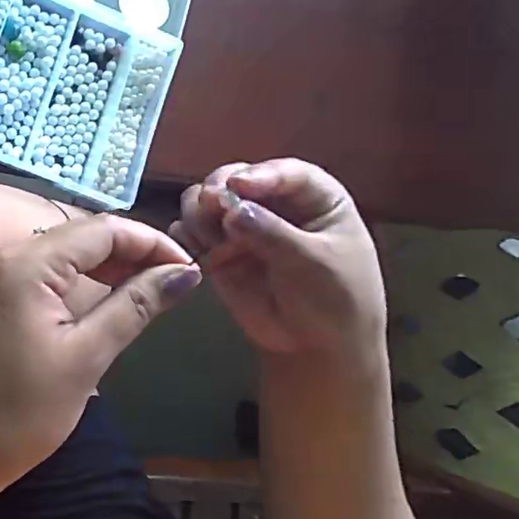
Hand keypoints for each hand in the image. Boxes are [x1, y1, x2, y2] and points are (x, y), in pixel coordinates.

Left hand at [0, 214, 200, 491]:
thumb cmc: (22, 410)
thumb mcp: (87, 356)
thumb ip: (135, 305)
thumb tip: (184, 273)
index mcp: (24, 265)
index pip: (101, 230)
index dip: (151, 242)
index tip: (190, 269)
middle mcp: (2, 256)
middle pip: (80, 236)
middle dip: (131, 252)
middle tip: (176, 282)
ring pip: (63, 253)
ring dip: (108, 266)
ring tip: (151, 290)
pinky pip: (44, 272)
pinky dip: (79, 280)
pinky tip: (108, 298)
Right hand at [169, 158, 385, 357]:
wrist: (314, 343)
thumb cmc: (333, 298)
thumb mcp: (313, 263)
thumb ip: (273, 235)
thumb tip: (233, 211)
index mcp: (314, 198)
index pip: (286, 174)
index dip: (261, 175)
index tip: (237, 186)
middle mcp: (273, 204)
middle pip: (236, 179)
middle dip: (218, 190)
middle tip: (209, 205)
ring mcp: (242, 227)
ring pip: (206, 202)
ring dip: (198, 213)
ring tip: (206, 239)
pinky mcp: (217, 250)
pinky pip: (190, 233)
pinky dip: (184, 236)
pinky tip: (193, 251)